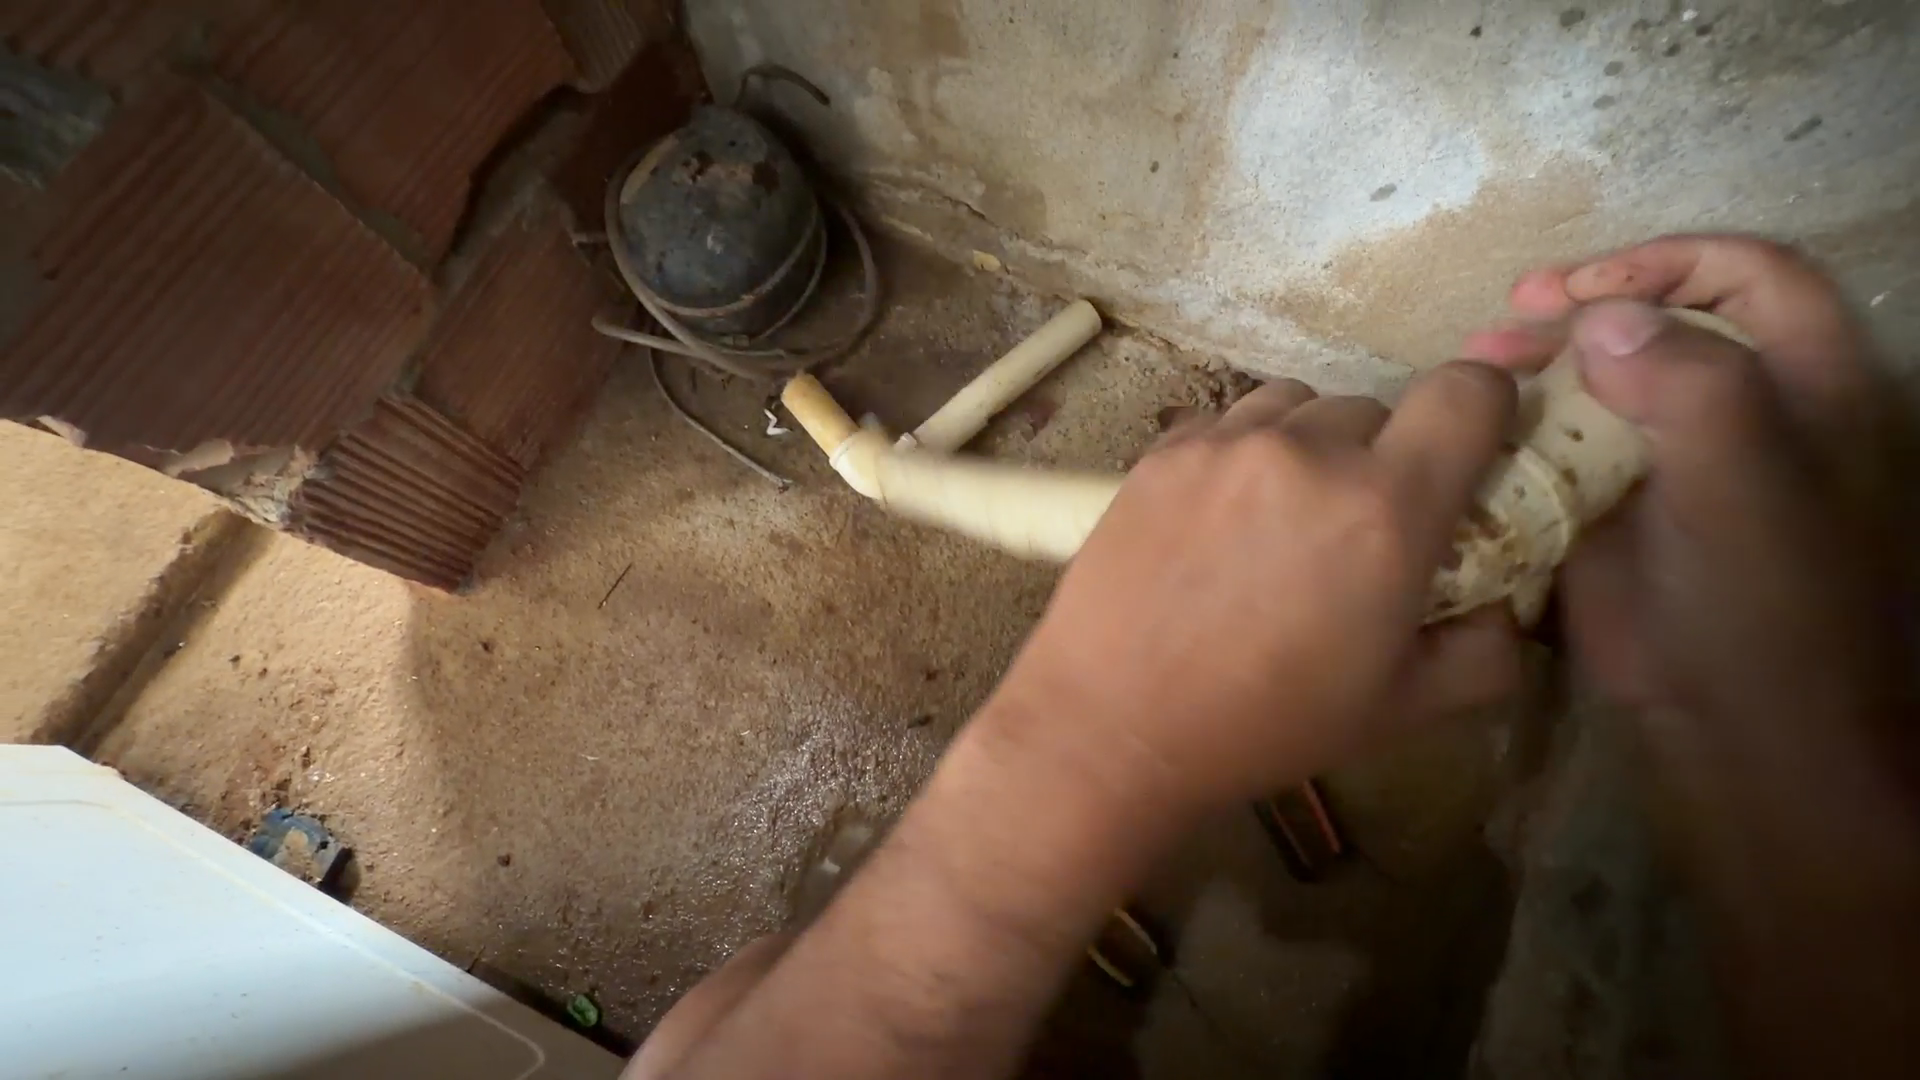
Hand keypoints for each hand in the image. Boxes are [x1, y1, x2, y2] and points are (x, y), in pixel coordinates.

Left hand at [988, 363, 1525, 808]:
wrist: (1115, 719)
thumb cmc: (1263, 723)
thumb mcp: (1405, 707)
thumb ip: (1486, 645)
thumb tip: (1497, 599)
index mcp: (1384, 506)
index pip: (1467, 391)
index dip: (1481, 412)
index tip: (1463, 454)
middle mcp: (1303, 452)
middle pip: (1373, 407)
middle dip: (1379, 456)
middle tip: (1345, 526)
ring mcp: (1220, 445)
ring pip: (1294, 406)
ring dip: (1305, 445)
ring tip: (1275, 515)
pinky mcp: (1158, 454)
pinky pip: (1222, 425)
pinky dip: (1237, 452)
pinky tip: (1212, 516)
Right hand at [1463, 235, 1911, 720]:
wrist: (1728, 714)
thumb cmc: (1760, 601)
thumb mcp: (1743, 489)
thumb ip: (1694, 391)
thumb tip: (1603, 318)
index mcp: (1795, 386)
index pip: (1740, 278)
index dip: (1658, 264)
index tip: (1571, 291)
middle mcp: (1724, 408)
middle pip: (1649, 323)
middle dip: (1575, 311)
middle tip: (1503, 323)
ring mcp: (1655, 457)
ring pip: (1591, 382)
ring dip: (1532, 366)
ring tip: (1473, 367)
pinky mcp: (1600, 501)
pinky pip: (1551, 445)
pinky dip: (1509, 427)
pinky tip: (1470, 431)